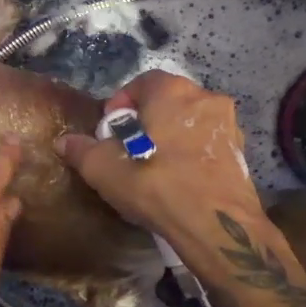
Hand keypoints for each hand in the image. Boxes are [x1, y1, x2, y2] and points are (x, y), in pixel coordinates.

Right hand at [55, 71, 264, 242]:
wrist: (216, 226)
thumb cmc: (157, 186)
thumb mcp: (104, 169)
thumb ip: (82, 150)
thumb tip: (65, 142)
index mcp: (173, 92)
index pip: (143, 81)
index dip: (122, 101)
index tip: (111, 128)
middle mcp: (206, 98)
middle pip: (168, 99)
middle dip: (145, 118)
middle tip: (128, 146)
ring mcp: (229, 125)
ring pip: (189, 120)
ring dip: (169, 134)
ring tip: (152, 163)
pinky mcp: (240, 152)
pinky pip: (205, 141)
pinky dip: (189, 151)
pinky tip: (176, 177)